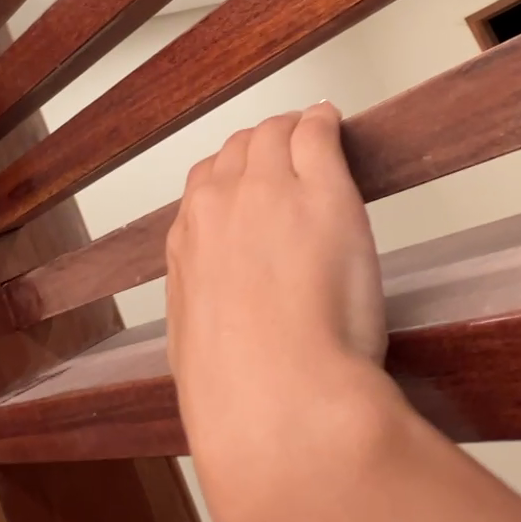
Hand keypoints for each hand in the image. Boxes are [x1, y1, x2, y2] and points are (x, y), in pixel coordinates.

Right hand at [165, 103, 390, 521]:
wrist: (278, 399)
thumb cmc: (241, 390)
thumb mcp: (194, 347)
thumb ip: (202, 308)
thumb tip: (214, 308)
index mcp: (188, 241)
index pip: (205, 182)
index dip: (233, 176)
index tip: (252, 181)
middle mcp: (220, 203)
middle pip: (237, 149)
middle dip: (260, 148)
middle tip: (287, 153)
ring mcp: (271, 189)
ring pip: (273, 134)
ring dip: (289, 131)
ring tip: (311, 131)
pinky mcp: (323, 187)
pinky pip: (316, 131)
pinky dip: (322, 123)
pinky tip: (332, 122)